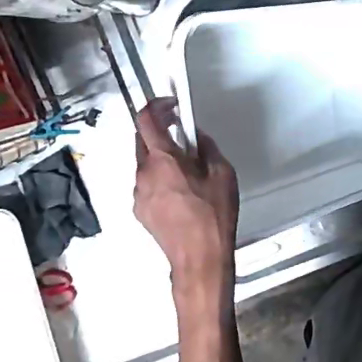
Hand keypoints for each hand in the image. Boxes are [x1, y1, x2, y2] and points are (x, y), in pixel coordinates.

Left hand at [132, 98, 238, 298]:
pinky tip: (181, 190)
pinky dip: (159, 178)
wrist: (199, 257)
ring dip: (161, 157)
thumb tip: (197, 138)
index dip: (156, 106)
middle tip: (182, 133)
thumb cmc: (213, 215)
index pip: (146, 120)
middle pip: (143, 140)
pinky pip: (146, 184)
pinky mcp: (140, 210)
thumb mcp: (222, 173)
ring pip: (145, 163)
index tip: (171, 104)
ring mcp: (139, 194)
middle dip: (160, 131)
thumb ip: (206, 148)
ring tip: (188, 168)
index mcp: (164, 160)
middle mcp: (144, 174)